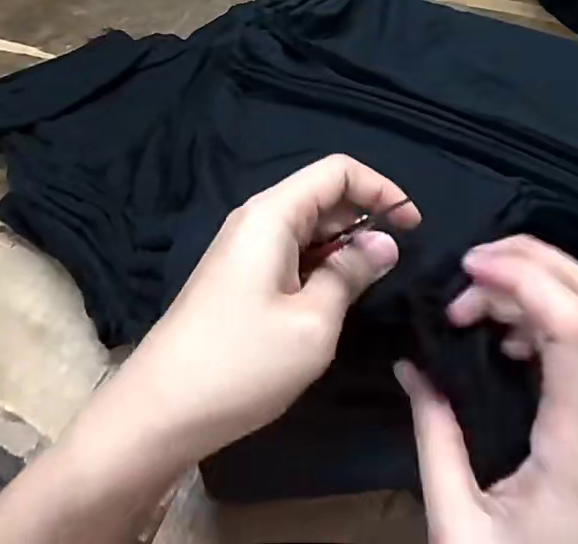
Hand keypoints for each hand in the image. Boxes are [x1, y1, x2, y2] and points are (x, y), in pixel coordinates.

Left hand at [100, 154, 421, 462]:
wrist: (162, 406)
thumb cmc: (243, 361)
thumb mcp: (313, 322)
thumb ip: (351, 274)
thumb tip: (383, 243)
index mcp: (272, 214)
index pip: (336, 171)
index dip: (380, 188)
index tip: (414, 225)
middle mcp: (255, 218)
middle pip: (321, 195)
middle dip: (365, 217)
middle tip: (400, 261)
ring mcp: (243, 247)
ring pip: (306, 226)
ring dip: (344, 244)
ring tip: (373, 282)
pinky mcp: (239, 274)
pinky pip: (290, 251)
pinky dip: (321, 262)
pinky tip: (335, 295)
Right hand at [395, 236, 577, 543]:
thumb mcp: (462, 528)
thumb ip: (435, 436)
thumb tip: (410, 367)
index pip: (576, 330)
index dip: (524, 278)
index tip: (466, 269)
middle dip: (530, 259)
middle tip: (466, 269)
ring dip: (529, 284)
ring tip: (470, 308)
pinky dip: (539, 312)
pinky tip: (501, 336)